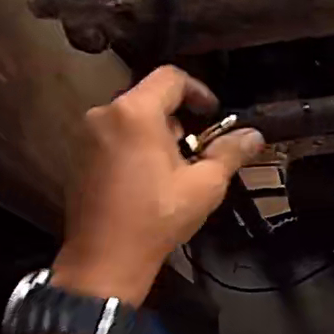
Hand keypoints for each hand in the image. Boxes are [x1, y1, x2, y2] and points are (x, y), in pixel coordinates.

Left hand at [55, 66, 263, 304]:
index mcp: (135, 113)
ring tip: (180, 172)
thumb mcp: (206, 184)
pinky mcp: (80, 156)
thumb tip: (253, 136)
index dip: (199, 91)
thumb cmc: (158, 216)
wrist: (107, 255)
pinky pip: (117, 138)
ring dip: (161, 137)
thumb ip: (230, 153)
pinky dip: (139, 149)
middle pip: (151, 100)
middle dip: (181, 121)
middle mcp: (104, 115)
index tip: (214, 113)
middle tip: (201, 152)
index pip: (170, 78)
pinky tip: (154, 182)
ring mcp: (87, 136)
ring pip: (134, 121)